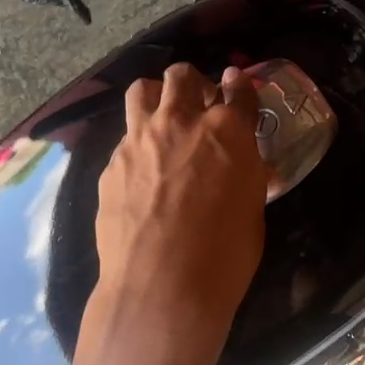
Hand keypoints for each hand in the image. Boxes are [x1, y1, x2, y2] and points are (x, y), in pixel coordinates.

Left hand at [95, 62, 268, 325]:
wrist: (161, 287)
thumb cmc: (225, 253)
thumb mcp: (253, 208)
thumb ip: (248, 174)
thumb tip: (250, 166)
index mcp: (228, 131)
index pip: (240, 91)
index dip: (241, 87)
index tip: (239, 87)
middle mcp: (182, 122)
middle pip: (183, 77)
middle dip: (194, 83)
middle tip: (200, 104)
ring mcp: (140, 140)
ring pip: (143, 91)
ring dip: (157, 97)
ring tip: (164, 119)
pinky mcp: (111, 164)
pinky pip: (126, 138)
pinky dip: (138, 145)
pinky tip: (144, 173)